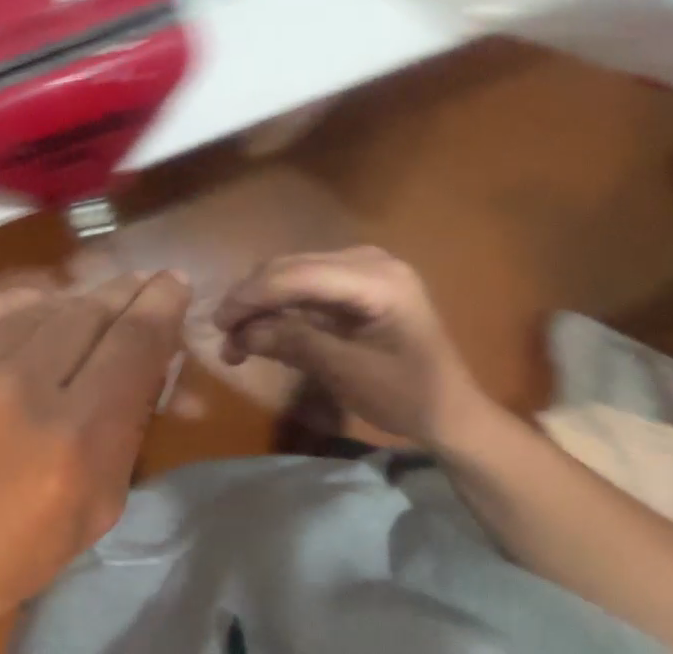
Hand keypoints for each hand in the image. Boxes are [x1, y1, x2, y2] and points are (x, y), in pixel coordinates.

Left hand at [0, 271, 190, 647]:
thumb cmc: (15, 546)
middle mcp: (14, 385)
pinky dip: (31, 306)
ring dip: (79, 302)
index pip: (132, 342)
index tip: (175, 284)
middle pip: (91, 310)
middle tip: (143, 289)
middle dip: (125, 295)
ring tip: (92, 314)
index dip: (162, 305)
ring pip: (46, 298)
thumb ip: (133, 418)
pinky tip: (41, 320)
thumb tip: (161, 346)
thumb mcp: (101, 504)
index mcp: (69, 439)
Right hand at [214, 247, 487, 448]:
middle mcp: (370, 260)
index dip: (253, 295)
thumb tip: (240, 333)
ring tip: (237, 338)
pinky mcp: (357, 281)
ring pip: (293, 273)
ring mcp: (364, 267)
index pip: (299, 275)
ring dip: (262, 302)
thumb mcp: (349, 374)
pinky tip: (262, 329)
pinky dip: (281, 305)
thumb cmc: (408, 396)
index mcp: (377, 279)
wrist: (454, 413)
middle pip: (292, 267)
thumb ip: (295, 344)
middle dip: (252, 299)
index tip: (218, 322)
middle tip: (222, 334)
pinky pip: (307, 284)